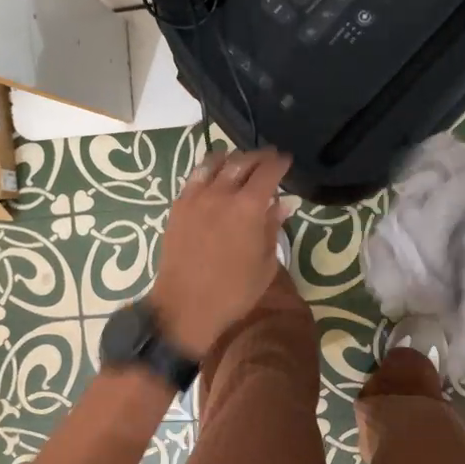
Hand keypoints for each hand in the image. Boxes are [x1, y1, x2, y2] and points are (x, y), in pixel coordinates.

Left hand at [149, 148, 292, 357]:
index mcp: (248, 208)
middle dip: (258, 157)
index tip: (286, 160)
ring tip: (240, 161)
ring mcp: (195, 197)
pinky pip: (194, 177)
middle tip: (267, 158)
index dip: (279, 163)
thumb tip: (283, 203)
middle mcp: (221, 194)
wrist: (185, 306)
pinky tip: (213, 175)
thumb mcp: (265, 264)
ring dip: (231, 158)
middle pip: (241, 162)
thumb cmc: (233, 291)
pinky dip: (208, 169)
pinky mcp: (178, 206)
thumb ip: (273, 228)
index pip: (268, 172)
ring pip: (214, 163)